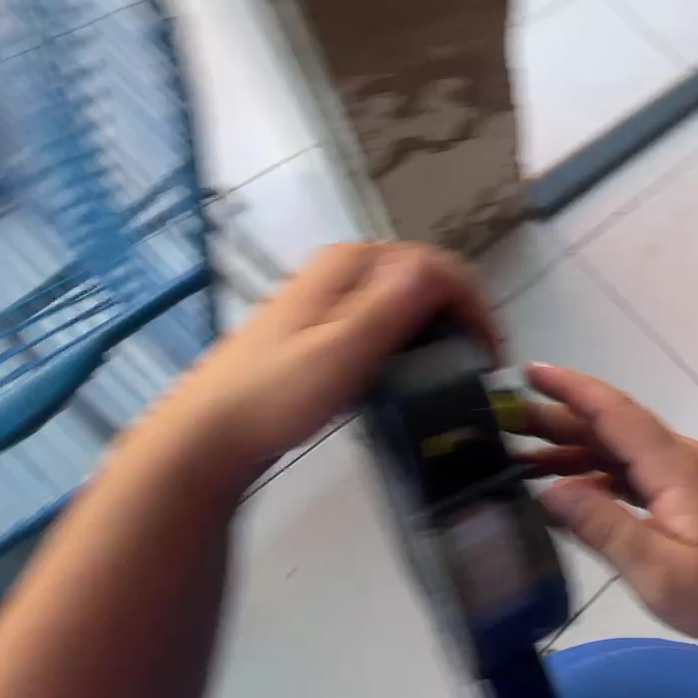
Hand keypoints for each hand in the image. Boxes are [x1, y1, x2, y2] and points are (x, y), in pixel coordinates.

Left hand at [153, 243, 495, 474]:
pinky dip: (413, 333)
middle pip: (428, 275)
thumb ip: (392, 306)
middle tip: (478, 362)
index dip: (475, 306)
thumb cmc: (276, 395)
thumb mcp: (342, 352)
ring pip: (410, 293)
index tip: (490, 356)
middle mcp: (346, 265)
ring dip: (441, 324)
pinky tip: (412, 365)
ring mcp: (334, 290)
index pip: (440, 266)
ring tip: (455, 365)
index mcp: (353, 263)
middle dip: (463, 313)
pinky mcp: (327, 317)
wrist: (208, 434)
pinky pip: (388, 312)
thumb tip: (441, 268)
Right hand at [523, 364, 697, 655]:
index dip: (571, 388)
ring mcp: (684, 474)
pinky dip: (597, 474)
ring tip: (520, 457)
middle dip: (559, 418)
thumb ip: (603, 527)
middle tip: (504, 423)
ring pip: (620, 449)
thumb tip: (549, 490)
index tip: (528, 372)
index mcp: (673, 465)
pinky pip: (632, 472)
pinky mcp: (686, 493)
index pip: (615, 412)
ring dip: (573, 449)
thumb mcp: (659, 572)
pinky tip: (566, 490)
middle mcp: (678, 457)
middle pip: (612, 426)